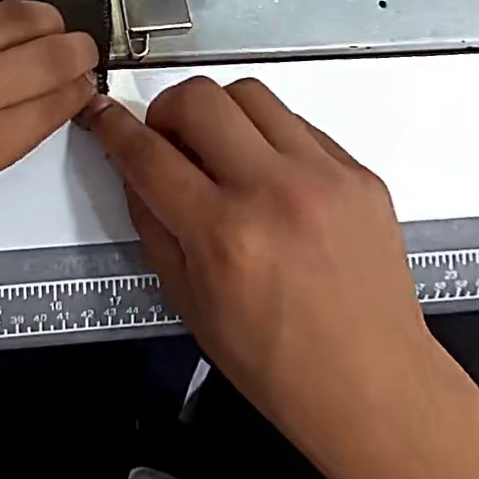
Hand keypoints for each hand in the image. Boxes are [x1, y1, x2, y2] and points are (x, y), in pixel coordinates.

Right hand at [83, 78, 436, 478]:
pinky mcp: (358, 172)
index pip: (148, 154)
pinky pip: (296, 122)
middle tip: (169, 137)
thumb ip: (152, 223)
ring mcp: (324, 177)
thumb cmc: (281, 362)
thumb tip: (134, 168)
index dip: (115, 127)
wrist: (373, 386)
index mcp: (224, 236)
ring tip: (220, 149)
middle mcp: (276, 194)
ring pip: (248, 92)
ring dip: (218, 112)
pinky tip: (268, 172)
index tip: (105, 115)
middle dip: (166, 109)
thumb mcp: (188, 300)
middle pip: (198, 99)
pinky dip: (267, 135)